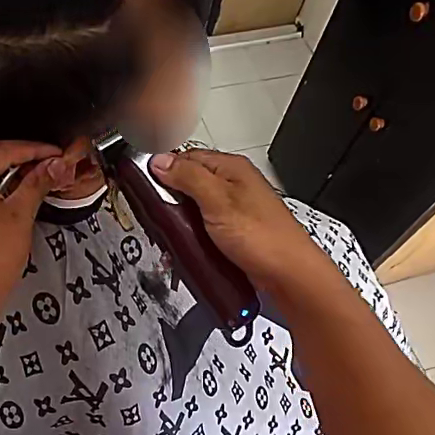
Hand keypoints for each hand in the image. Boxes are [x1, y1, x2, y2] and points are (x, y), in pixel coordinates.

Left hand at [0, 140, 65, 331]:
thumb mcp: (20, 217)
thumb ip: (37, 184)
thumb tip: (54, 166)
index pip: (4, 149)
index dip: (35, 150)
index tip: (55, 153)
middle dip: (15, 152)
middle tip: (43, 162)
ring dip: (0, 165)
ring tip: (29, 175)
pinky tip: (7, 190)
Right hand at [146, 148, 331, 295]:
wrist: (289, 277)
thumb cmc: (266, 239)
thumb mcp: (218, 201)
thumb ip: (189, 178)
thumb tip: (161, 161)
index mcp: (231, 169)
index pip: (187, 157)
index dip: (164, 170)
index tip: (146, 186)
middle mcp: (234, 189)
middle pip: (189, 187)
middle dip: (171, 203)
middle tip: (161, 218)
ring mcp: (234, 214)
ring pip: (195, 213)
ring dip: (181, 227)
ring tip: (175, 240)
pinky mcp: (234, 237)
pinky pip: (205, 234)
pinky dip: (194, 242)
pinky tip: (191, 252)